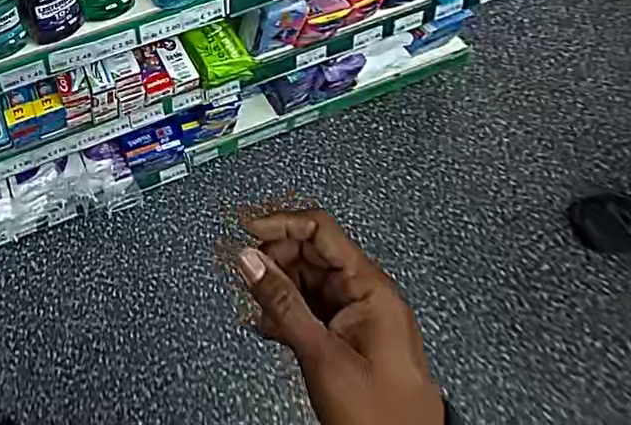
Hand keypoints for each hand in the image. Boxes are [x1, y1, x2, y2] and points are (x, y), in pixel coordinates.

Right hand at [237, 208, 447, 424]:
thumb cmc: (382, 419)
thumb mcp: (322, 355)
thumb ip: (282, 302)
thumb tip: (251, 260)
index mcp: (371, 287)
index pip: (319, 229)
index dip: (281, 224)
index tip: (249, 230)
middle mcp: (367, 293)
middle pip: (310, 253)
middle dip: (276, 262)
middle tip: (249, 276)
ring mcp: (358, 314)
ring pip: (307, 280)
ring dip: (279, 290)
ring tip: (260, 308)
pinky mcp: (350, 336)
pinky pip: (312, 307)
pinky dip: (288, 312)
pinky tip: (272, 326)